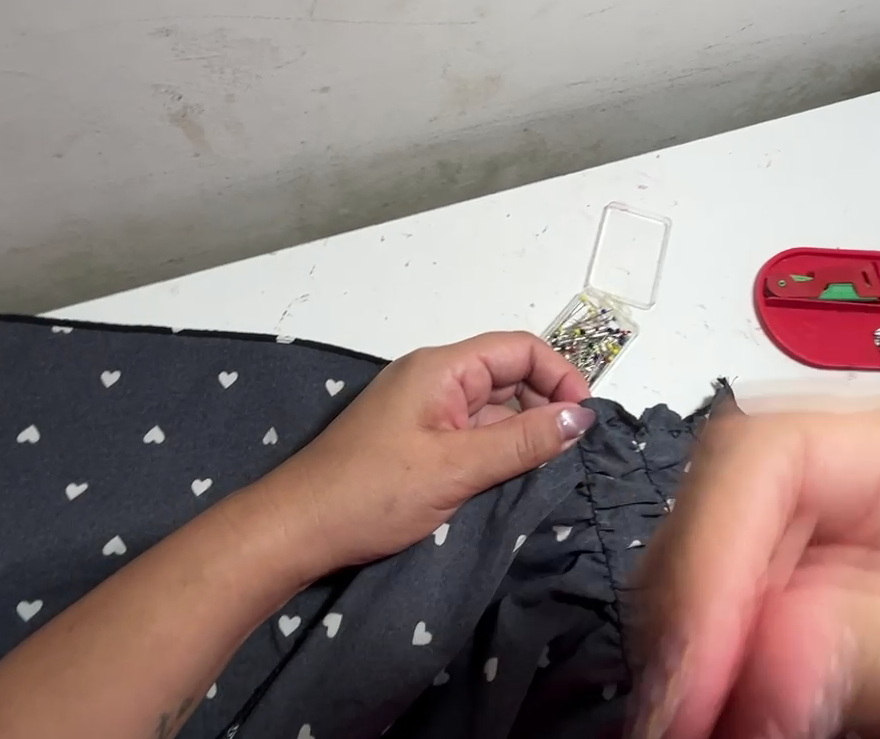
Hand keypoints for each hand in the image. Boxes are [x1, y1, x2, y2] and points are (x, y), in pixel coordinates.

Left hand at [254, 331, 594, 574]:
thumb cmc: (373, 491)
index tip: (583, 419)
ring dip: (524, 431)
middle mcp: (437, 378)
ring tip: (550, 467)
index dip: (559, 375)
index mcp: (443, 367)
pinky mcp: (419, 438)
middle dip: (545, 404)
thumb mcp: (457, 467)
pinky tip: (514, 475)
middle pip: (509, 375)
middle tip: (572, 450)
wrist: (296, 530)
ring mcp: (426, 409)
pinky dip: (498, 449)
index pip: (519, 349)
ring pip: (494, 407)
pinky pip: (473, 431)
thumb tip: (582, 416)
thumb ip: (523, 441)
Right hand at [632, 409, 879, 738]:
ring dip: (679, 631)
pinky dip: (689, 648)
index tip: (700, 654)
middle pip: (709, 497)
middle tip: (683, 705)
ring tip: (693, 711)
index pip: (764, 456)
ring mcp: (774, 512)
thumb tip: (775, 654)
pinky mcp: (751, 561)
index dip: (715, 543)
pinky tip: (702, 698)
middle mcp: (813, 465)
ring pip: (685, 544)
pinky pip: (691, 590)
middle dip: (688, 600)